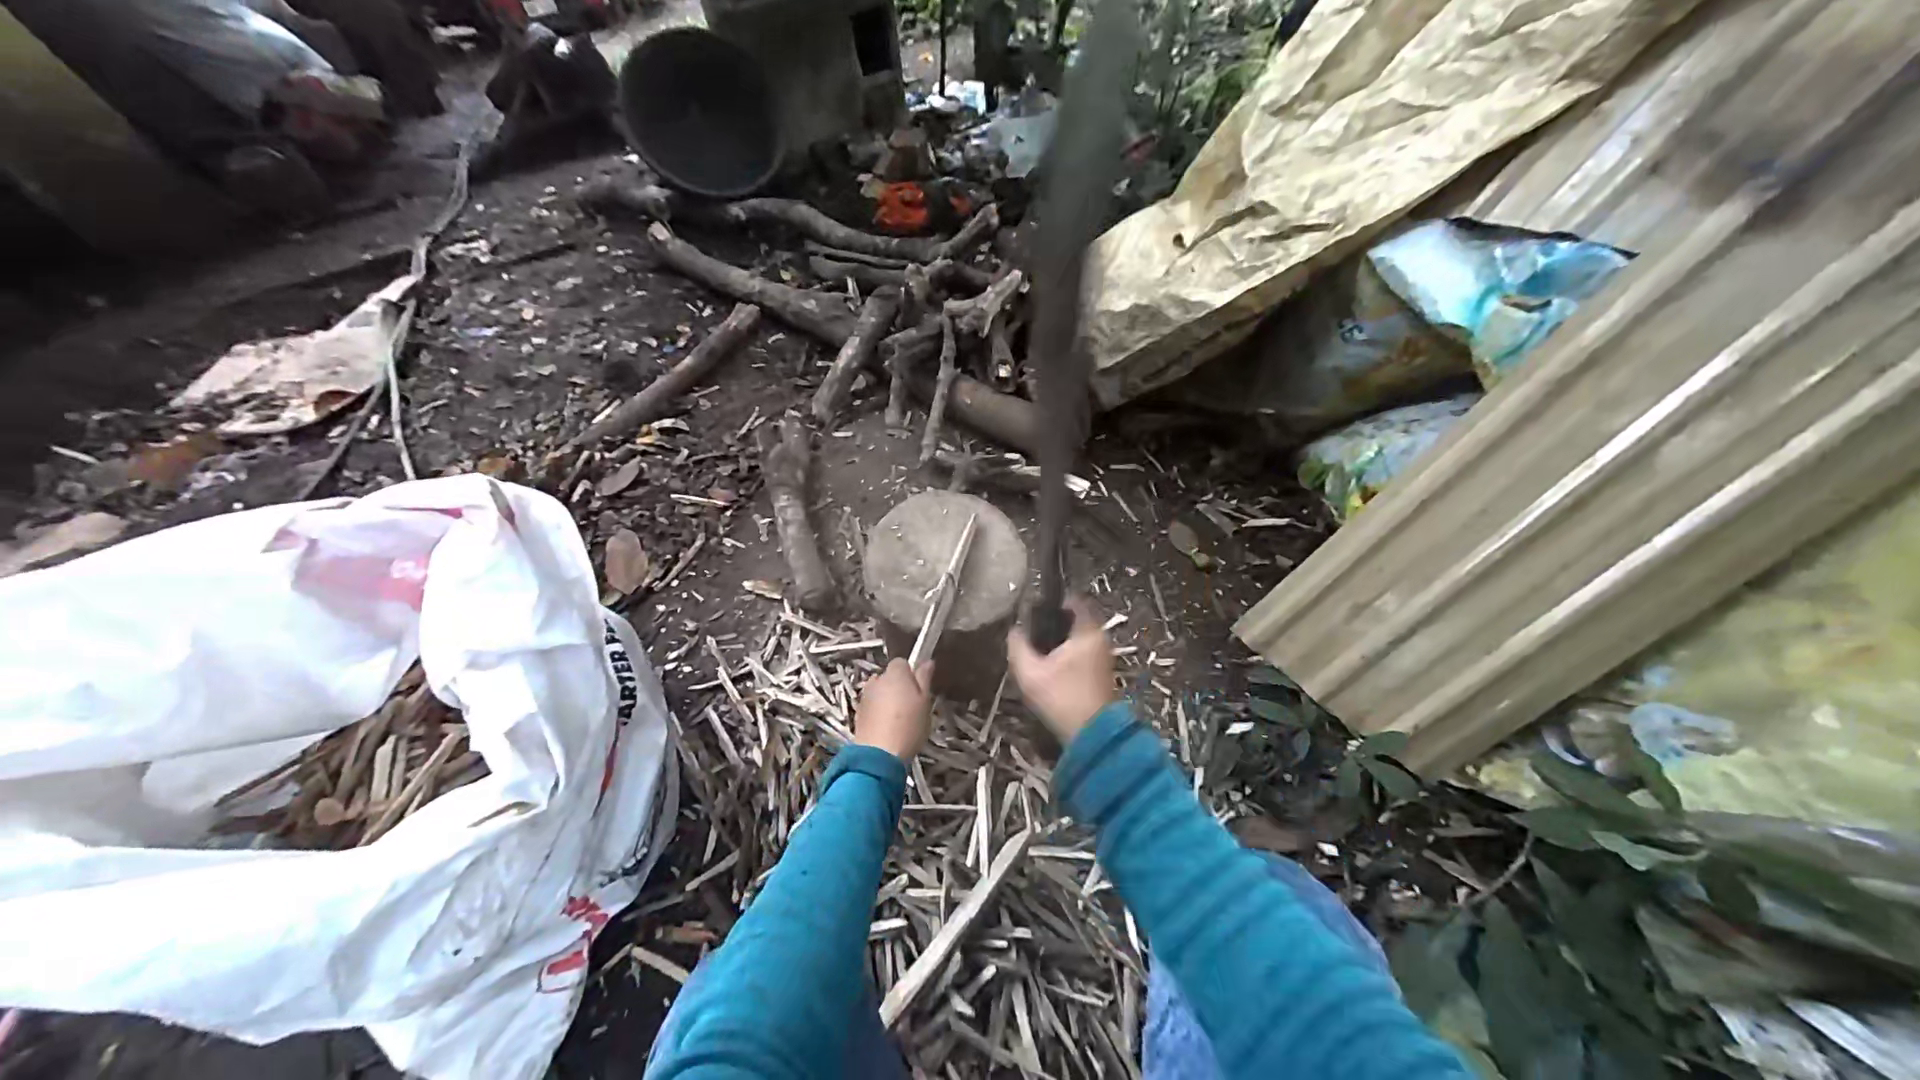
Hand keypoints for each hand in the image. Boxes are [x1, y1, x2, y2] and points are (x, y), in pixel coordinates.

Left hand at [854, 658, 934, 760]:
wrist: (879, 754)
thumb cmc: (909, 725)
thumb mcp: (925, 701)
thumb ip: (924, 678)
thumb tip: (927, 661)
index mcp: (895, 674)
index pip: (901, 662)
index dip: (910, 674)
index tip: (918, 690)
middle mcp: (877, 680)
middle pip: (889, 677)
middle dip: (898, 687)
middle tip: (912, 706)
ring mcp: (865, 696)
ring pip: (880, 692)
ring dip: (887, 700)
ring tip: (899, 720)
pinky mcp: (858, 713)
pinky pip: (872, 706)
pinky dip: (878, 712)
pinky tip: (887, 728)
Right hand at [1008, 597, 1115, 743]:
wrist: (1092, 737)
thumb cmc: (1061, 698)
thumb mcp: (1029, 673)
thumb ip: (1018, 646)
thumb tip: (1014, 630)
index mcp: (1088, 632)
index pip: (1075, 601)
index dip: (1054, 600)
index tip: (1035, 608)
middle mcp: (1101, 640)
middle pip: (1076, 621)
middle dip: (1054, 624)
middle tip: (1031, 631)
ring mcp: (1104, 659)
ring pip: (1079, 640)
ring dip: (1060, 642)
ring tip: (1036, 652)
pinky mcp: (1102, 676)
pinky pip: (1083, 655)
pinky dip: (1068, 657)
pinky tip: (1050, 670)